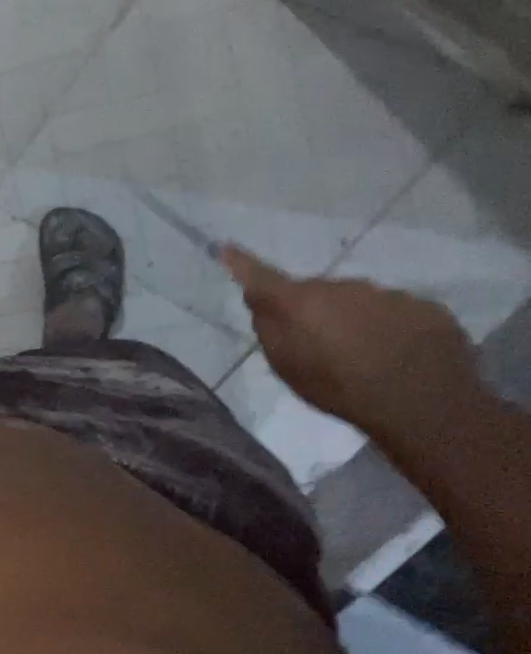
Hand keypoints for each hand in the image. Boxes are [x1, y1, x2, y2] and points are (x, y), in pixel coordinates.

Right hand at [222, 245, 487, 440]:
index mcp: (299, 302)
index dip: (240, 262)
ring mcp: (389, 294)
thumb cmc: (339, 388)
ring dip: (352, 317)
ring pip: (357, 299)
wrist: (428, 406)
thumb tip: (263, 300)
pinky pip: (395, 310)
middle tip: (319, 344)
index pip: (259, 275)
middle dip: (312, 309)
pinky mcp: (428, 308)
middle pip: (314, 291)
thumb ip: (269, 327)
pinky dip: (389, 325)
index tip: (224, 247)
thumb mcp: (285, 365)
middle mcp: (341, 287)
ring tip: (364, 352)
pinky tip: (396, 352)